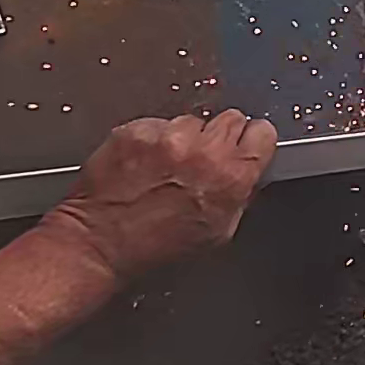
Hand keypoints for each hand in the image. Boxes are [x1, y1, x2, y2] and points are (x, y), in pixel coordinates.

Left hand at [41, 110, 276, 286]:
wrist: (101, 243)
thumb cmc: (157, 246)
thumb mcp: (220, 232)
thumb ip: (242, 195)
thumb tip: (252, 172)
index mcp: (232, 178)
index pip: (263, 132)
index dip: (254, 141)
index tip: (245, 146)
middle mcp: (204, 152)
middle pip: (231, 118)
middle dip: (221, 137)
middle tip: (203, 160)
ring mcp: (168, 138)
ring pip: (192, 120)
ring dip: (184, 139)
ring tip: (166, 168)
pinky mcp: (138, 130)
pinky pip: (158, 124)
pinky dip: (153, 140)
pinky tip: (144, 164)